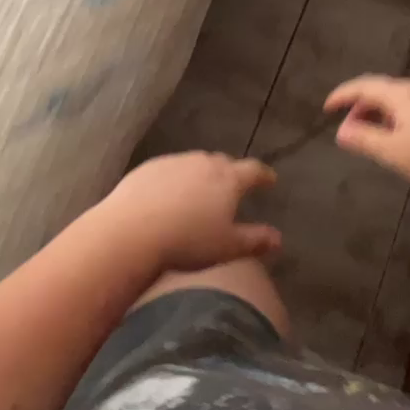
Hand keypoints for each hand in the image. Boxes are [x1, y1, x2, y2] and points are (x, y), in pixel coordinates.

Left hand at [95, 152, 281, 272]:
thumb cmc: (188, 241)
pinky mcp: (148, 167)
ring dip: (203, 174)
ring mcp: (174, 162)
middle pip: (223, 163)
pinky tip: (170, 195)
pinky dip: (177, 178)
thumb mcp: (228, 247)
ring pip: (196, 163)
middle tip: (233, 188)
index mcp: (228, 180)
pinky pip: (171, 169)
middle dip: (231, 173)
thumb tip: (278, 238)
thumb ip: (255, 240)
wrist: (131, 231)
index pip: (253, 171)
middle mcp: (203, 163)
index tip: (270, 180)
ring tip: (201, 192)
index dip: (263, 175)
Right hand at [325, 76, 409, 198]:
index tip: (326, 108)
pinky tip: (406, 139)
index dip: (343, 95)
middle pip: (385, 90)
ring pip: (403, 100)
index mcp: (406, 94)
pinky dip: (402, 118)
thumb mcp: (394, 153)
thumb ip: (364, 140)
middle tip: (350, 129)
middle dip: (363, 107)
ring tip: (376, 138)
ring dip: (383, 114)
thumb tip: (341, 131)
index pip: (366, 85)